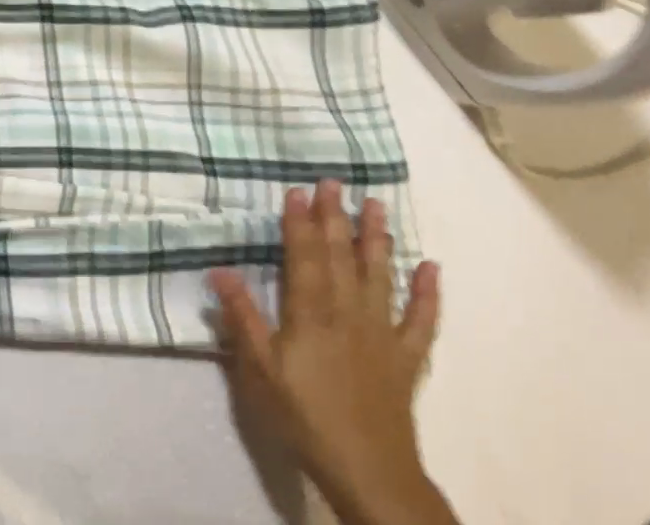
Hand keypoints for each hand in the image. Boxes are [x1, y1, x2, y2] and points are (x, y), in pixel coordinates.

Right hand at [210, 180, 457, 524]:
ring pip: (380, 275)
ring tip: (376, 204)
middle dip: (335, 217)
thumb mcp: (259, 370)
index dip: (300, 222)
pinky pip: (421, 319)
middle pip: (341, 256)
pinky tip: (429, 267)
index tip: (298, 189)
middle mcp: (348, 312)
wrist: (368, 468)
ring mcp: (382, 332)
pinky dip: (427, 292)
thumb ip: (243, 318)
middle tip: (334, 182)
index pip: (304, 256)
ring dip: (378, 239)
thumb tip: (219, 270)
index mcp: (311, 313)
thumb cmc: (304, 416)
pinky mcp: (407, 356)